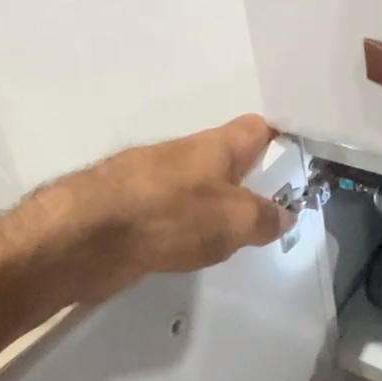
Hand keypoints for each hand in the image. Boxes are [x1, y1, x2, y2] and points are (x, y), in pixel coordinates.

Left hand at [17, 115, 292, 303]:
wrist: (84, 237)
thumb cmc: (168, 215)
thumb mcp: (233, 220)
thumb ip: (264, 217)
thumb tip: (284, 213)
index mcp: (215, 145)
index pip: (256, 128)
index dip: (279, 140)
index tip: (297, 163)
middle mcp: (184, 155)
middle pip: (225, 159)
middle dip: (248, 181)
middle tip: (272, 214)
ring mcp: (152, 180)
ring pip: (196, 188)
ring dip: (214, 208)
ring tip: (235, 239)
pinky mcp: (129, 209)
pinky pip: (169, 214)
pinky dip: (183, 229)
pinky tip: (188, 252)